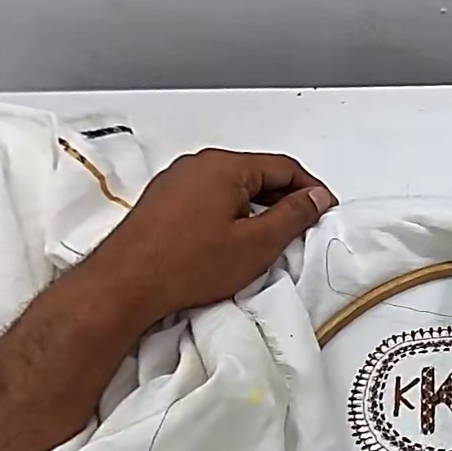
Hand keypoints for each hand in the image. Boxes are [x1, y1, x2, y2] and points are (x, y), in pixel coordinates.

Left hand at [87, 148, 334, 321]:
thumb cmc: (191, 265)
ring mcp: (176, 181)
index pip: (283, 168)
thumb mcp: (257, 243)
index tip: (327, 211)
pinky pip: (209, 198)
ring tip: (272, 238)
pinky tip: (235, 240)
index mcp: (224, 166)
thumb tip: (317, 197)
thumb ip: (294, 216)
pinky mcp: (163, 202)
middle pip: (257, 174)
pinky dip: (232, 213)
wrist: (125, 285)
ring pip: (232, 187)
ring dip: (258, 208)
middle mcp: (198, 164)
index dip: (311, 190)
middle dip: (285, 199)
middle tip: (304, 227)